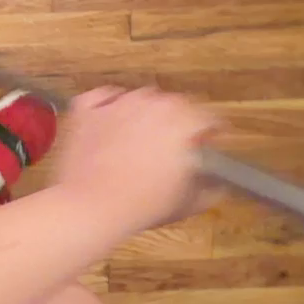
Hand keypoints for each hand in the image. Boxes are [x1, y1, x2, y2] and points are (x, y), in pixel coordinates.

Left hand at [53, 88, 218, 235]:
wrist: (91, 206)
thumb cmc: (143, 205)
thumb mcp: (190, 202)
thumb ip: (211, 185)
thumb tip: (216, 182)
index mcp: (184, 121)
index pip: (208, 118)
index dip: (209, 133)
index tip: (206, 144)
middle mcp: (151, 104)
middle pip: (173, 104)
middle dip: (177, 122)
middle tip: (173, 146)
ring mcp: (116, 104)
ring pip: (139, 98)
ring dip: (144, 113)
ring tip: (140, 137)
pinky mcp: (86, 110)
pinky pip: (103, 97)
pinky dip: (109, 105)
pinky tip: (111, 120)